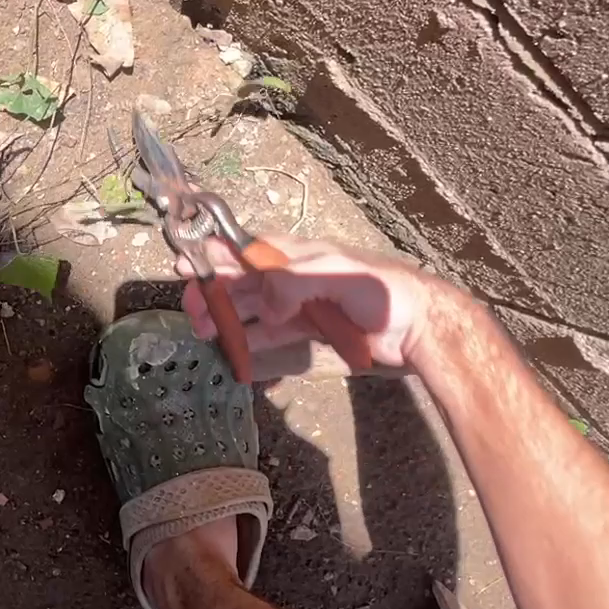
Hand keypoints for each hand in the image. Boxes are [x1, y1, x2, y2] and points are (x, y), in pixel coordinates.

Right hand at [178, 236, 488, 378]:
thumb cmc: (381, 290)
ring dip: (228, 322)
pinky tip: (239, 359)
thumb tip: (264, 305)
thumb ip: (292, 281)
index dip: (214, 256)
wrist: (423, 331)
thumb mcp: (334, 272)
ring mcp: (300, 308)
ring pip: (252, 313)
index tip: (185, 266)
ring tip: (207, 335)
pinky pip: (274, 341)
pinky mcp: (311, 335)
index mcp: (295, 255)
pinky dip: (254, 348)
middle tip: (194, 313)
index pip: (244, 250)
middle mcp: (292, 279)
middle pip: (241, 284)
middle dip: (213, 295)